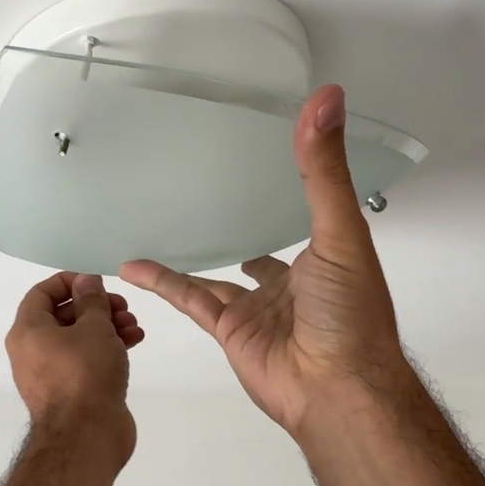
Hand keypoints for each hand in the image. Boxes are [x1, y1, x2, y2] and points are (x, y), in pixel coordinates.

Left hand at [6, 271, 141, 462]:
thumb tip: (86, 281)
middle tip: (122, 307)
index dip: (69, 281)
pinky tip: (132, 344)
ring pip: (79, 340)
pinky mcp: (71, 393)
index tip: (97, 281)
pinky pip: (86, 362)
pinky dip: (106, 350)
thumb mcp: (94, 327)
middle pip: (63, 316)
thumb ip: (92, 300)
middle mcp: (33, 352)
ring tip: (134, 327)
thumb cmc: (85, 373)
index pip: (41, 293)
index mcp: (27, 332)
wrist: (87, 437)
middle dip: (96, 307)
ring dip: (107, 328)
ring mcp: (52, 375)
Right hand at [119, 85, 410, 434]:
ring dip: (189, 254)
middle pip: (255, 249)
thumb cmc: (350, 313)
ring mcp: (257, 309)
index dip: (283, 191)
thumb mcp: (340, 233)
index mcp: (323, 257)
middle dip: (235, 228)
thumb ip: (324, 171)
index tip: (259, 161)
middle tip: (203, 194)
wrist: (335, 388)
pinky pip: (190, 300)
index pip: (300, 216)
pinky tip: (134, 264)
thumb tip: (327, 97)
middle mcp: (290, 283)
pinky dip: (162, 282)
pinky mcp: (229, 330)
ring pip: (214, 276)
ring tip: (159, 222)